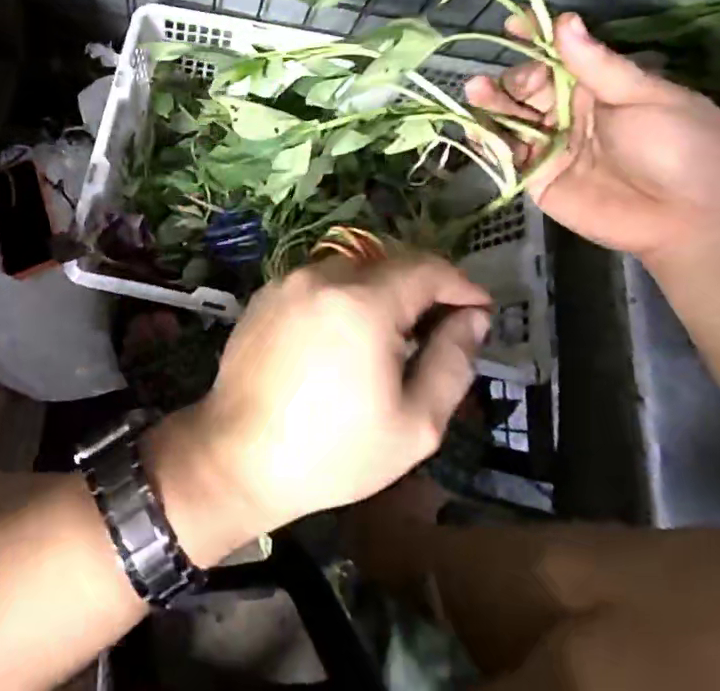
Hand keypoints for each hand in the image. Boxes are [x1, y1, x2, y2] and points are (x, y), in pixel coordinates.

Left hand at [150, 257, 491, 553]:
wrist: (238, 456)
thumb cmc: (334, 451)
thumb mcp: (416, 422)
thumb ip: (452, 361)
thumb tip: (471, 319)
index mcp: (361, 302)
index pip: (426, 268)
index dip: (461, 285)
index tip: (480, 309)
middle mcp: (320, 277)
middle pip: (388, 264)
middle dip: (422, 289)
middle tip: (438, 330)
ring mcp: (285, 283)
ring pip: (351, 270)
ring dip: (380, 292)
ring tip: (390, 339)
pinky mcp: (263, 296)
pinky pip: (317, 283)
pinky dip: (342, 298)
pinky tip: (342, 340)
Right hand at [465, 11, 719, 263]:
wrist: (695, 220)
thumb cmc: (683, 149)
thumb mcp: (646, 98)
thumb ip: (597, 65)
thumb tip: (564, 20)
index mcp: (599, 89)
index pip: (559, 57)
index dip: (535, 40)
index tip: (512, 25)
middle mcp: (570, 114)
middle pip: (526, 88)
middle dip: (512, 78)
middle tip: (518, 83)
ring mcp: (551, 146)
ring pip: (510, 119)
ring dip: (491, 103)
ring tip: (476, 90)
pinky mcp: (537, 177)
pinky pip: (506, 155)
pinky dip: (487, 141)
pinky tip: (477, 129)